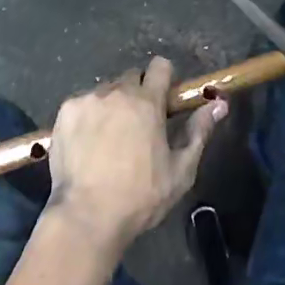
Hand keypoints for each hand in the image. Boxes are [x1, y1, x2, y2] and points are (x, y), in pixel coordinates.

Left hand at [44, 56, 226, 249]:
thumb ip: (199, 132)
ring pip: (105, 91)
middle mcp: (116, 91)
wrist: (86, 217)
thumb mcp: (180, 170)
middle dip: (137, 94)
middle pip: (131, 77)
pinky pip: (82, 104)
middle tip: (137, 126)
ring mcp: (87, 100)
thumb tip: (220, 103)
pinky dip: (87, 117)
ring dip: (111, 106)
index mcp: (147, 101)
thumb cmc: (140, 197)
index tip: (164, 100)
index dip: (164, 79)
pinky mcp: (64, 113)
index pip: (160, 66)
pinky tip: (87, 144)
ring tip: (108, 139)